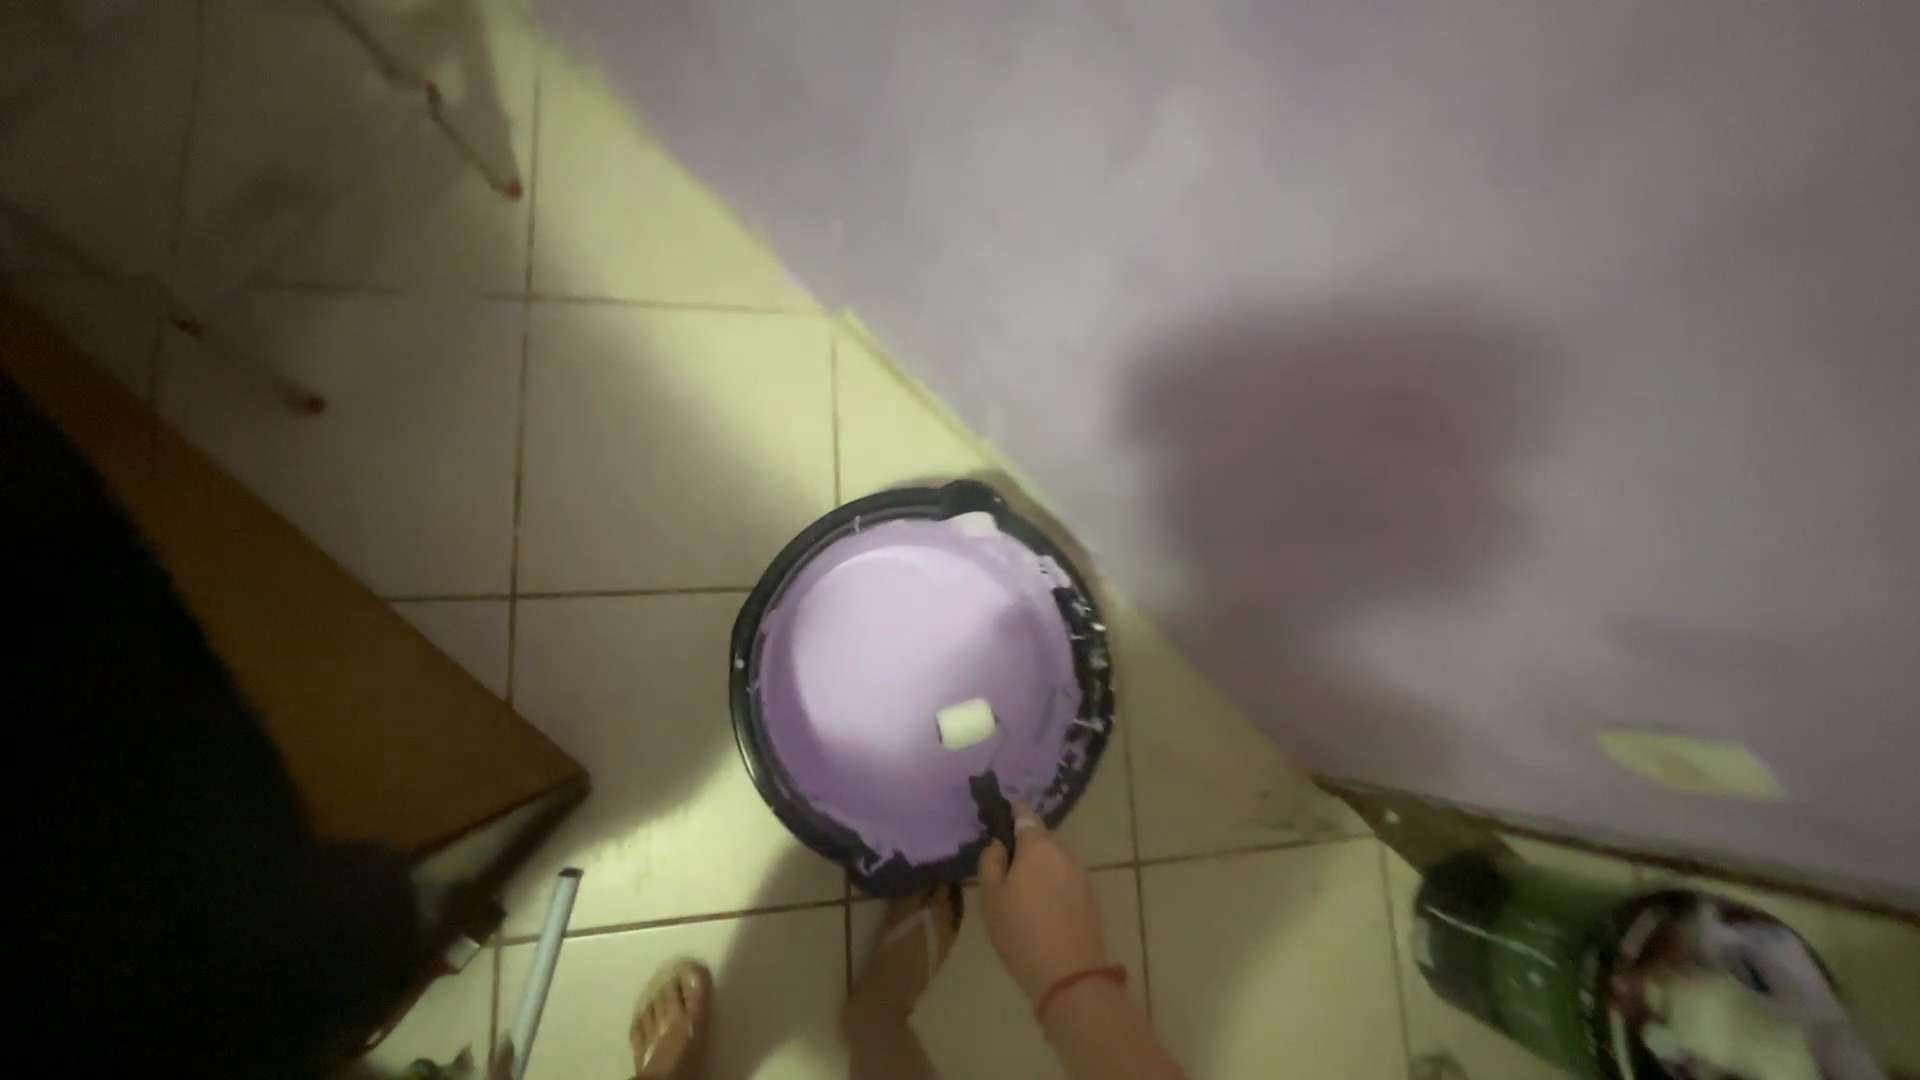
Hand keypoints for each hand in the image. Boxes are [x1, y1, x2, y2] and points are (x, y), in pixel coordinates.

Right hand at [977, 804, 1108, 1002]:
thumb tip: (999, 845)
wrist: (1069, 975)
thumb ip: (990, 862)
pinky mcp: (1092, 897)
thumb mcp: (990, 897)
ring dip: (1042, 865)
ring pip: (1056, 858)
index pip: (1025, 814)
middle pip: (1042, 837)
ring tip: (1026, 890)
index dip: (1012, 811)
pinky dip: (1056, 883)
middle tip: (1009, 864)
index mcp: (1037, 845)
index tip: (1001, 816)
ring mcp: (1081, 874)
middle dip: (1027, 843)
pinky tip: (1046, 907)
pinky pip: (1068, 878)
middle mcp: (1063, 852)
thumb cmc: (1021, 932)